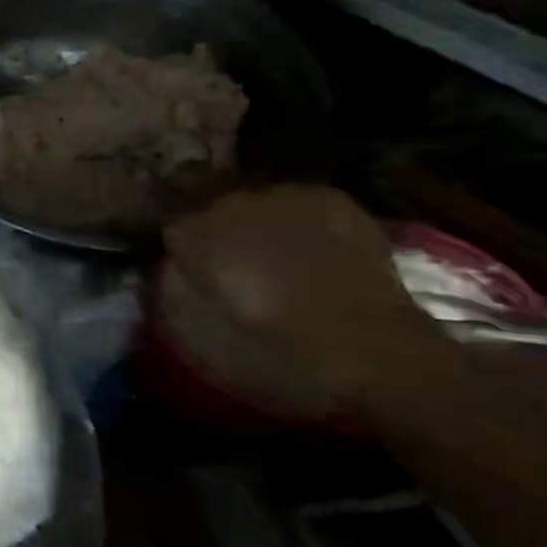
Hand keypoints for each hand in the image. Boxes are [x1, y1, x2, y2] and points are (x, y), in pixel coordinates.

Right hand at [160, 185, 446, 415]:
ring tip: (282, 256)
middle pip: (213, 205)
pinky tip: (317, 249)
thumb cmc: (279, 351)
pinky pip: (299, 202)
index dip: (185, 249)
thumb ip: (187, 292)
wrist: (372, 347)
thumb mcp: (211, 335)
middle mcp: (231, 204)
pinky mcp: (328, 197)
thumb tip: (181, 273)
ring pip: (258, 200)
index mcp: (197, 237)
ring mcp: (282, 195)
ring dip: (261, 222)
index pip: (174, 226)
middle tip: (241, 266)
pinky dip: (300, 221)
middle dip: (221, 229)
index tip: (198, 271)